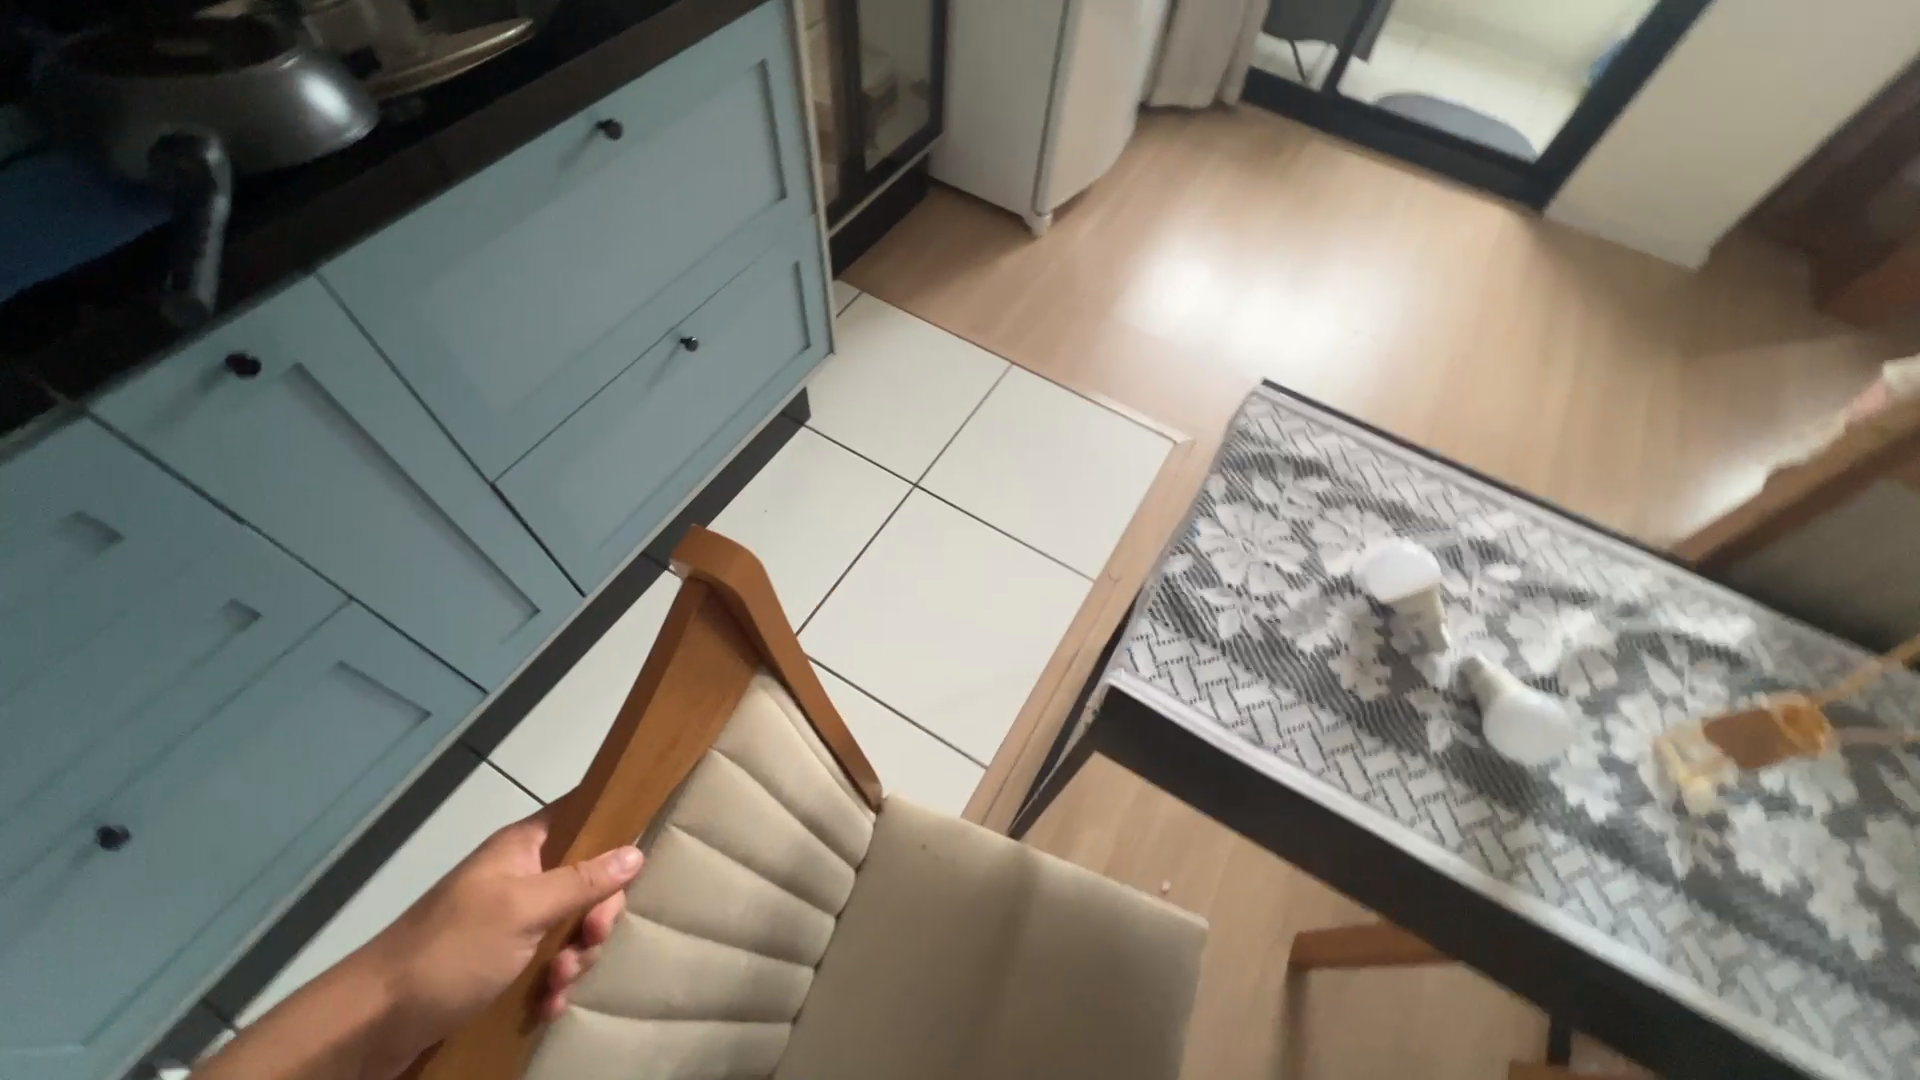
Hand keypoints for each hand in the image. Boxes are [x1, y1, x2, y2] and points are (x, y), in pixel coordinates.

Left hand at [352, 805, 643, 1072]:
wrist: (369, 1025)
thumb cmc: (450, 951)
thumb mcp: (523, 910)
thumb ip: (582, 881)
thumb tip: (636, 851)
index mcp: (525, 847)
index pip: (585, 814)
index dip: (616, 829)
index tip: (640, 860)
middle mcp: (523, 875)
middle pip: (589, 878)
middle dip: (597, 914)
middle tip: (590, 938)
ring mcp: (513, 918)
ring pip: (573, 924)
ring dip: (576, 956)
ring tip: (557, 984)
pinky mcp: (504, 960)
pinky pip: (551, 961)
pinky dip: (555, 983)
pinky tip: (548, 1004)